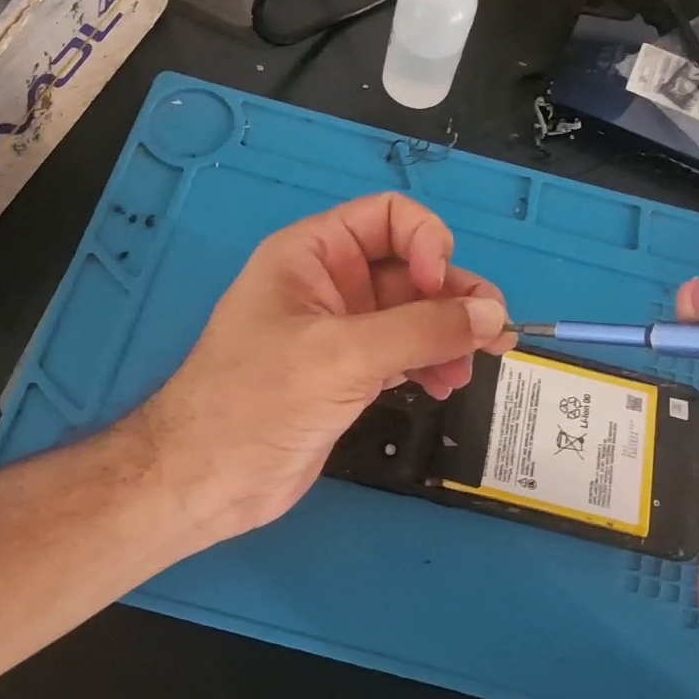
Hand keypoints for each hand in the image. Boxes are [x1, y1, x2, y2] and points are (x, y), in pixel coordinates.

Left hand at [137, 194, 514, 543]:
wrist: (205, 480)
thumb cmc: (258, 401)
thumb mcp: (342, 356)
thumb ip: (421, 329)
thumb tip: (492, 314)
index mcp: (312, 254)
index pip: (388, 218)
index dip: (426, 242)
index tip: (442, 287)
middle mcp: (329, 284)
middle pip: (410, 268)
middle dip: (453, 296)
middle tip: (493, 332)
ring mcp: (340, 332)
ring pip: (414, 314)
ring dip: (450, 333)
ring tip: (476, 365)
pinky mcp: (348, 375)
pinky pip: (405, 353)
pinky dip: (431, 362)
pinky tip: (446, 385)